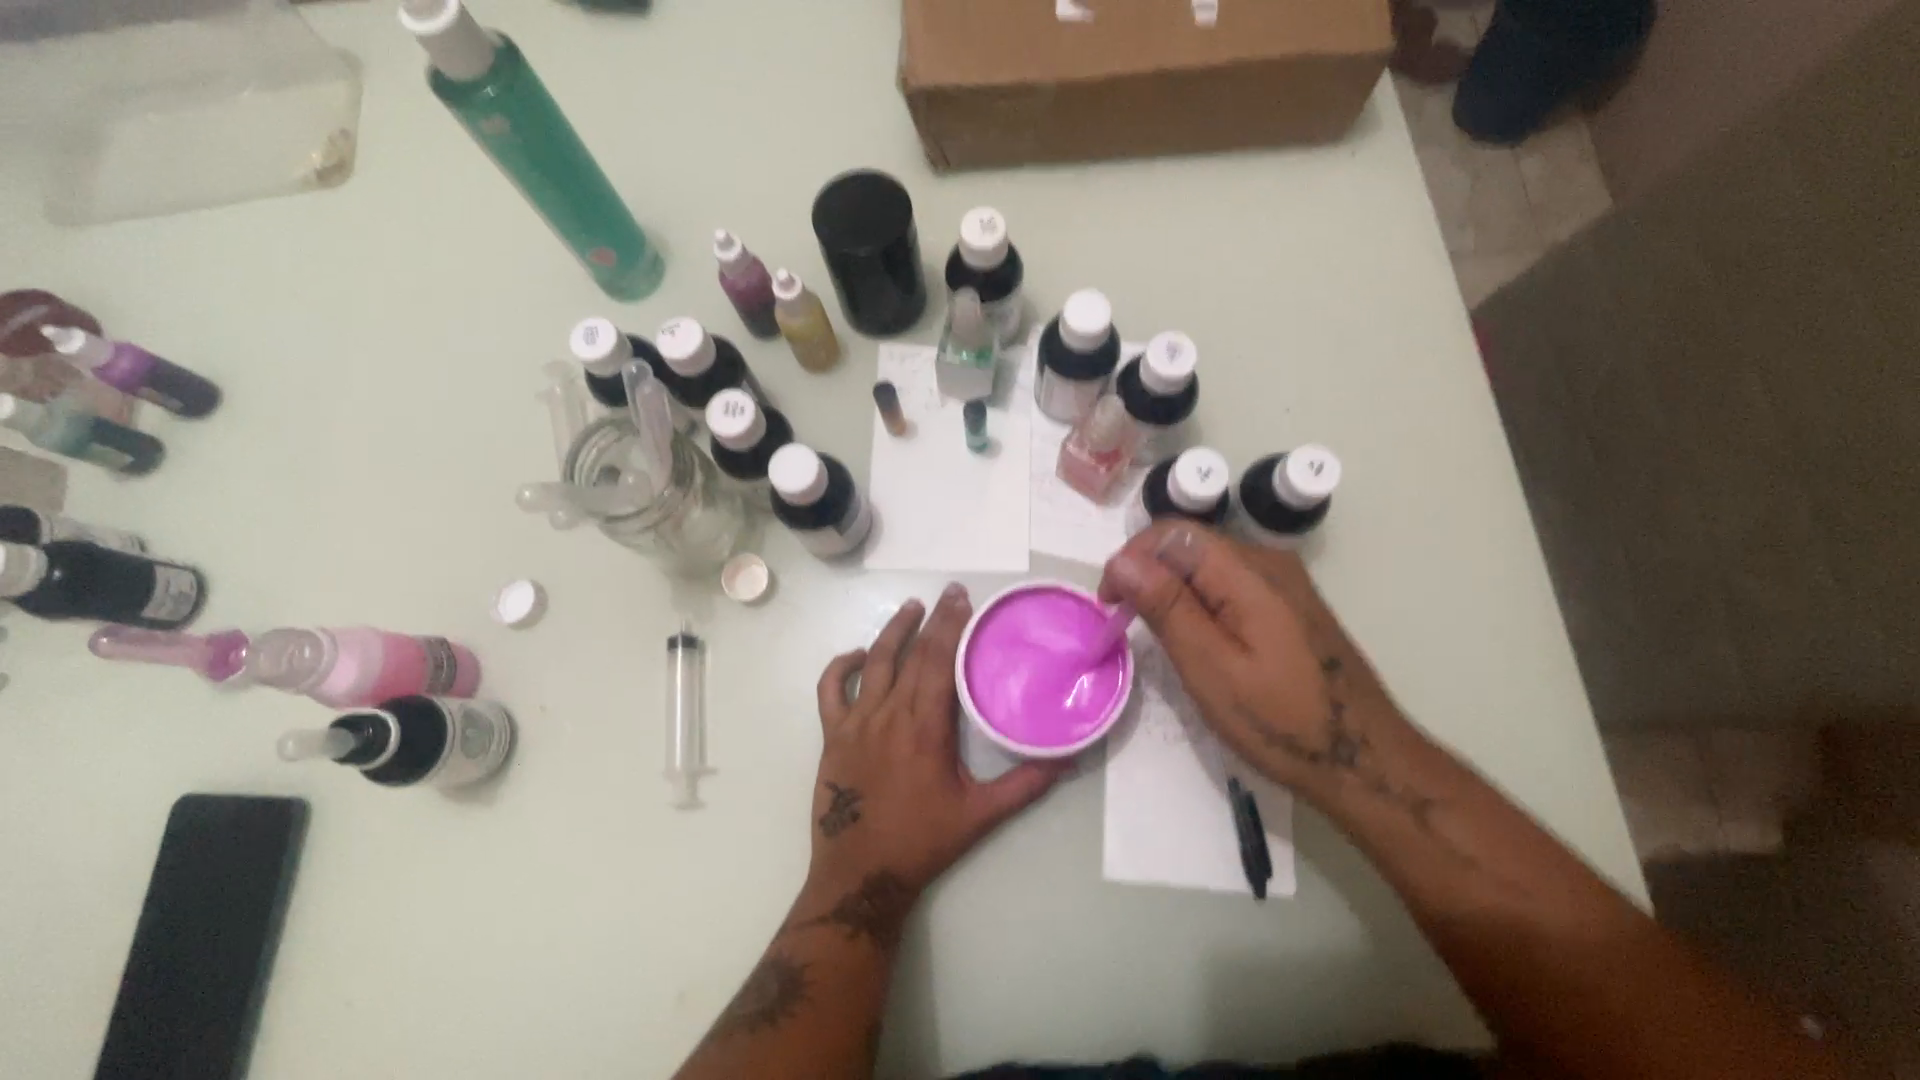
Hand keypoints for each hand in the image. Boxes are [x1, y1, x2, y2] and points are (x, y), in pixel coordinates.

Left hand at [808, 584, 1067, 902]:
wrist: (860, 873)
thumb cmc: (922, 841)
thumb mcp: (980, 815)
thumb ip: (1025, 785)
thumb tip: (1066, 760)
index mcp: (926, 727)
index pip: (940, 661)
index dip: (952, 626)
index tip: (963, 600)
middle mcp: (889, 714)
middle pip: (912, 654)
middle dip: (932, 619)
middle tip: (949, 593)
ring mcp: (855, 723)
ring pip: (874, 663)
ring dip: (892, 631)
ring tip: (910, 608)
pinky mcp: (832, 736)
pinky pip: (831, 690)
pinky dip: (842, 667)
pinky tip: (858, 655)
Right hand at [1099, 523, 1376, 795]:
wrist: (1363, 758)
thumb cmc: (1282, 720)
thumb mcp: (1211, 667)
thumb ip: (1167, 607)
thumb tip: (1121, 559)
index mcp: (1249, 572)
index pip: (1172, 533)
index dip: (1131, 559)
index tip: (1111, 606)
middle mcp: (1268, 562)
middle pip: (1190, 544)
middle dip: (1148, 574)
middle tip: (1129, 626)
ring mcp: (1283, 583)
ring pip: (1208, 565)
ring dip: (1171, 590)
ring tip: (1158, 638)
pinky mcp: (1288, 605)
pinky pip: (1229, 585)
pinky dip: (1199, 602)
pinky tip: (1197, 641)